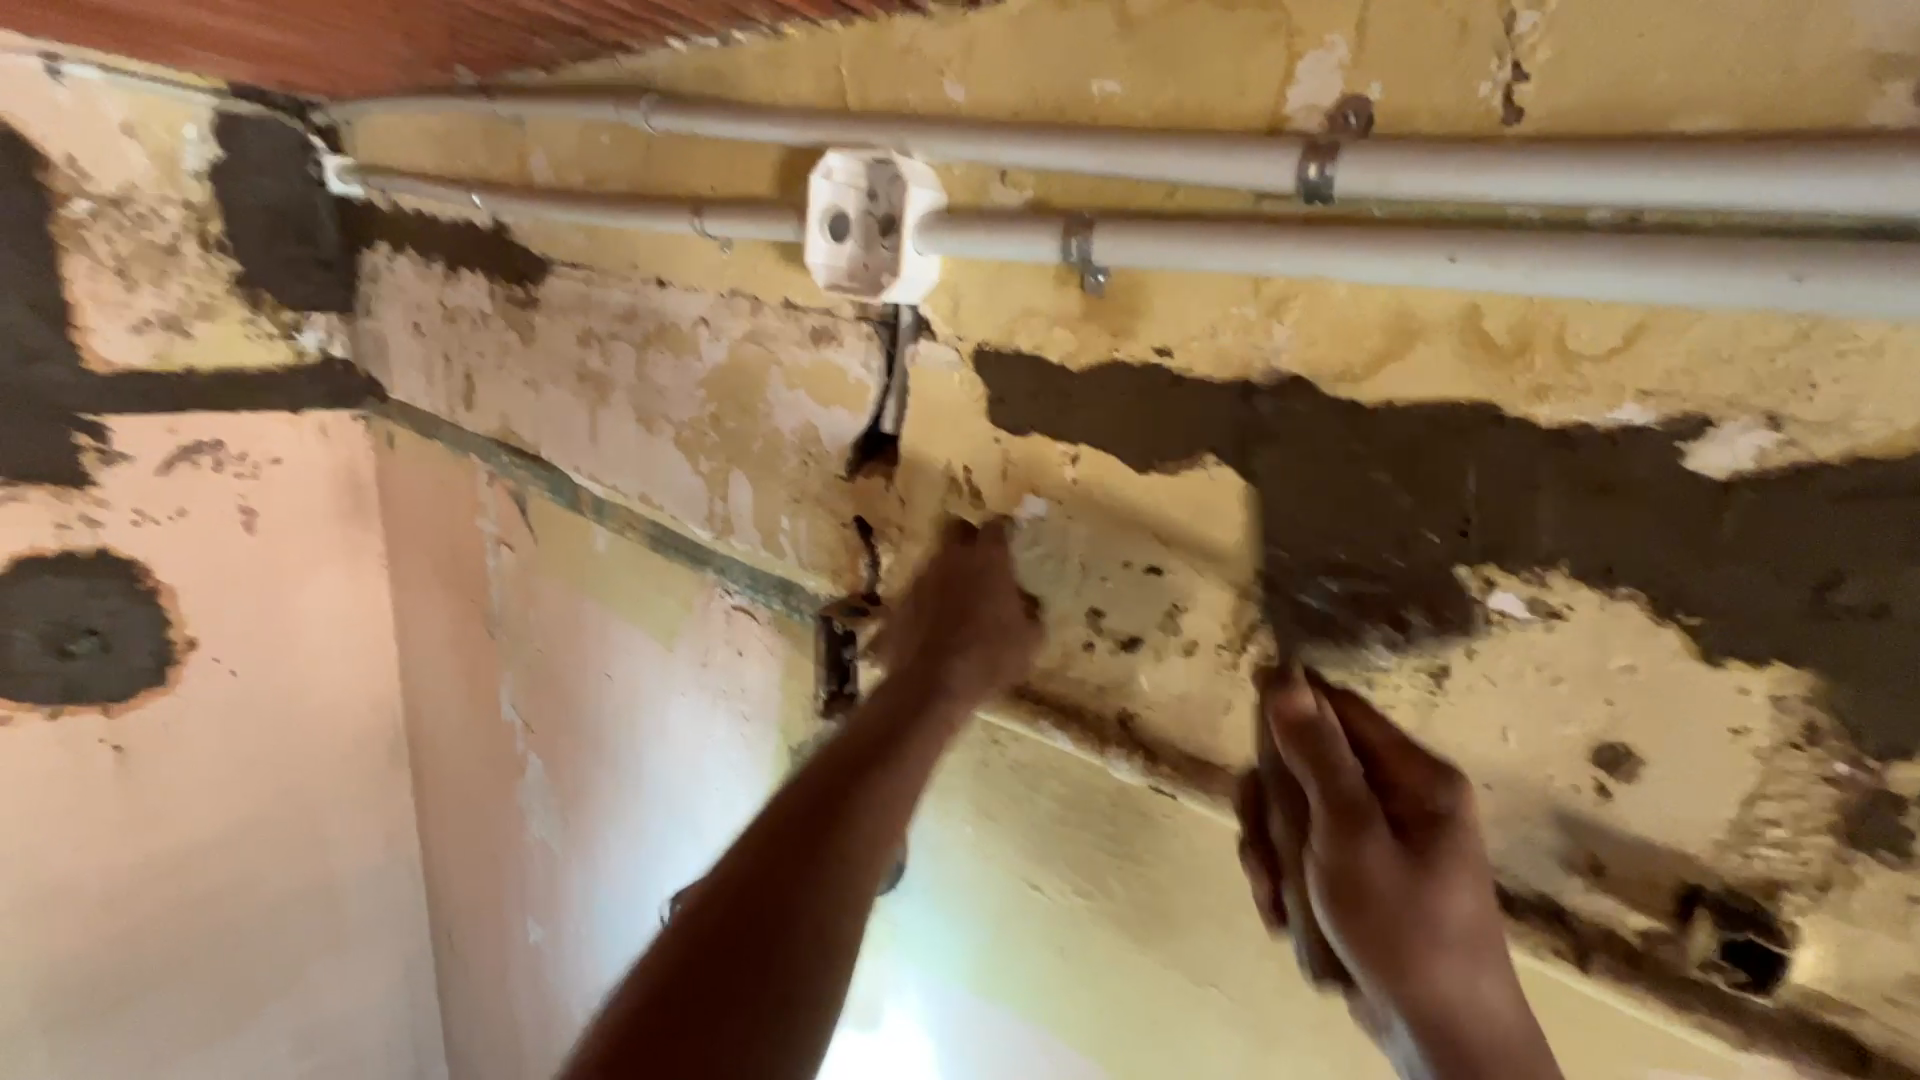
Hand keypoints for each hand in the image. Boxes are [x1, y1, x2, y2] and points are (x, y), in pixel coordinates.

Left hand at [879, 517, 1042, 705]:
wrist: (931, 683)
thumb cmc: (989, 657)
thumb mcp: (1030, 640)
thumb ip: (1032, 612)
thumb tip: (1029, 603)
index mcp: (988, 558)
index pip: (996, 526)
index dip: (1003, 532)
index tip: (1010, 543)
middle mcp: (951, 558)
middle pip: (956, 528)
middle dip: (968, 538)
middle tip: (981, 561)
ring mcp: (921, 577)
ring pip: (936, 560)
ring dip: (948, 572)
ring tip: (960, 599)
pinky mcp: (900, 601)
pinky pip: (919, 591)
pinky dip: (929, 600)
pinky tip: (937, 623)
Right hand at [1235, 667, 1560, 1079]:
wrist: (1438, 1037)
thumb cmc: (1402, 927)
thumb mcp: (1350, 835)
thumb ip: (1316, 755)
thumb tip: (1284, 678)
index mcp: (1414, 776)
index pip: (1339, 709)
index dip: (1288, 708)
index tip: (1246, 730)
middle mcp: (1396, 798)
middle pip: (1305, 764)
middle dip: (1272, 806)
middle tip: (1263, 842)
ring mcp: (1375, 839)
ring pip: (1294, 812)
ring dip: (1271, 849)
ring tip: (1274, 892)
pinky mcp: (1356, 874)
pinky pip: (1302, 852)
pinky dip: (1284, 878)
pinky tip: (1282, 912)